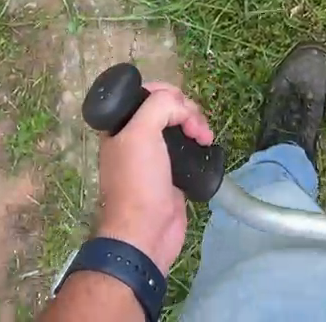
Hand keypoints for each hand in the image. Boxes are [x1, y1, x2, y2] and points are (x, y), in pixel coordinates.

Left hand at [93, 82, 214, 273]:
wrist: (146, 233)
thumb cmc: (139, 181)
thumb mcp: (141, 133)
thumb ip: (160, 106)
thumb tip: (185, 110)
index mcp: (120, 125)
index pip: (147, 92)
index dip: (168, 92)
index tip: (181, 106)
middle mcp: (135, 136)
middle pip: (168, 106)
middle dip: (187, 110)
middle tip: (196, 128)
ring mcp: (154, 154)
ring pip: (180, 123)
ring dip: (197, 124)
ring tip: (205, 138)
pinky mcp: (171, 170)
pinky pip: (188, 143)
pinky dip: (199, 140)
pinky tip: (206, 145)